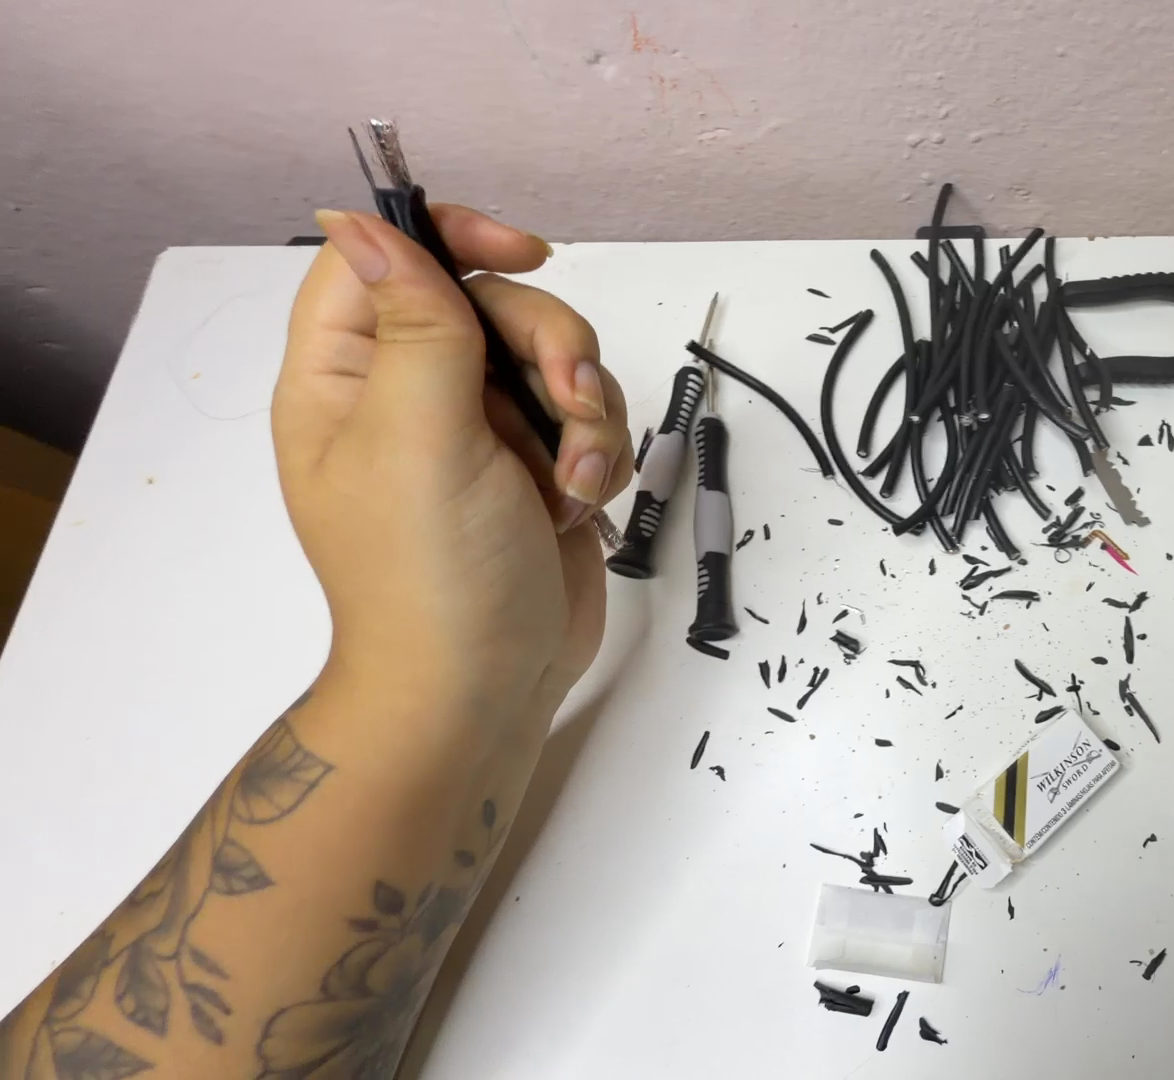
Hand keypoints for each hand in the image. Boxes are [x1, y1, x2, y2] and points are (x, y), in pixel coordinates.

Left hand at [274, 206, 632, 721]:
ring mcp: (494, 436)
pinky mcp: (549, 470)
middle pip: (504, 311)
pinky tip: (584, 508)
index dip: (456, 239)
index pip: (392, 263)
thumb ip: (415, 330)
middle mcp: (426, 396)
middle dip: (556, 354)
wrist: (492, 677)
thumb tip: (363, 221)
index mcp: (356, 378)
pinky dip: (603, 459)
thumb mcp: (420, 441)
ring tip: (578, 486)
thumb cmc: (435, 568)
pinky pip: (596, 426)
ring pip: (565, 370)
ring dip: (591, 421)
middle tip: (573, 407)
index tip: (531, 254)